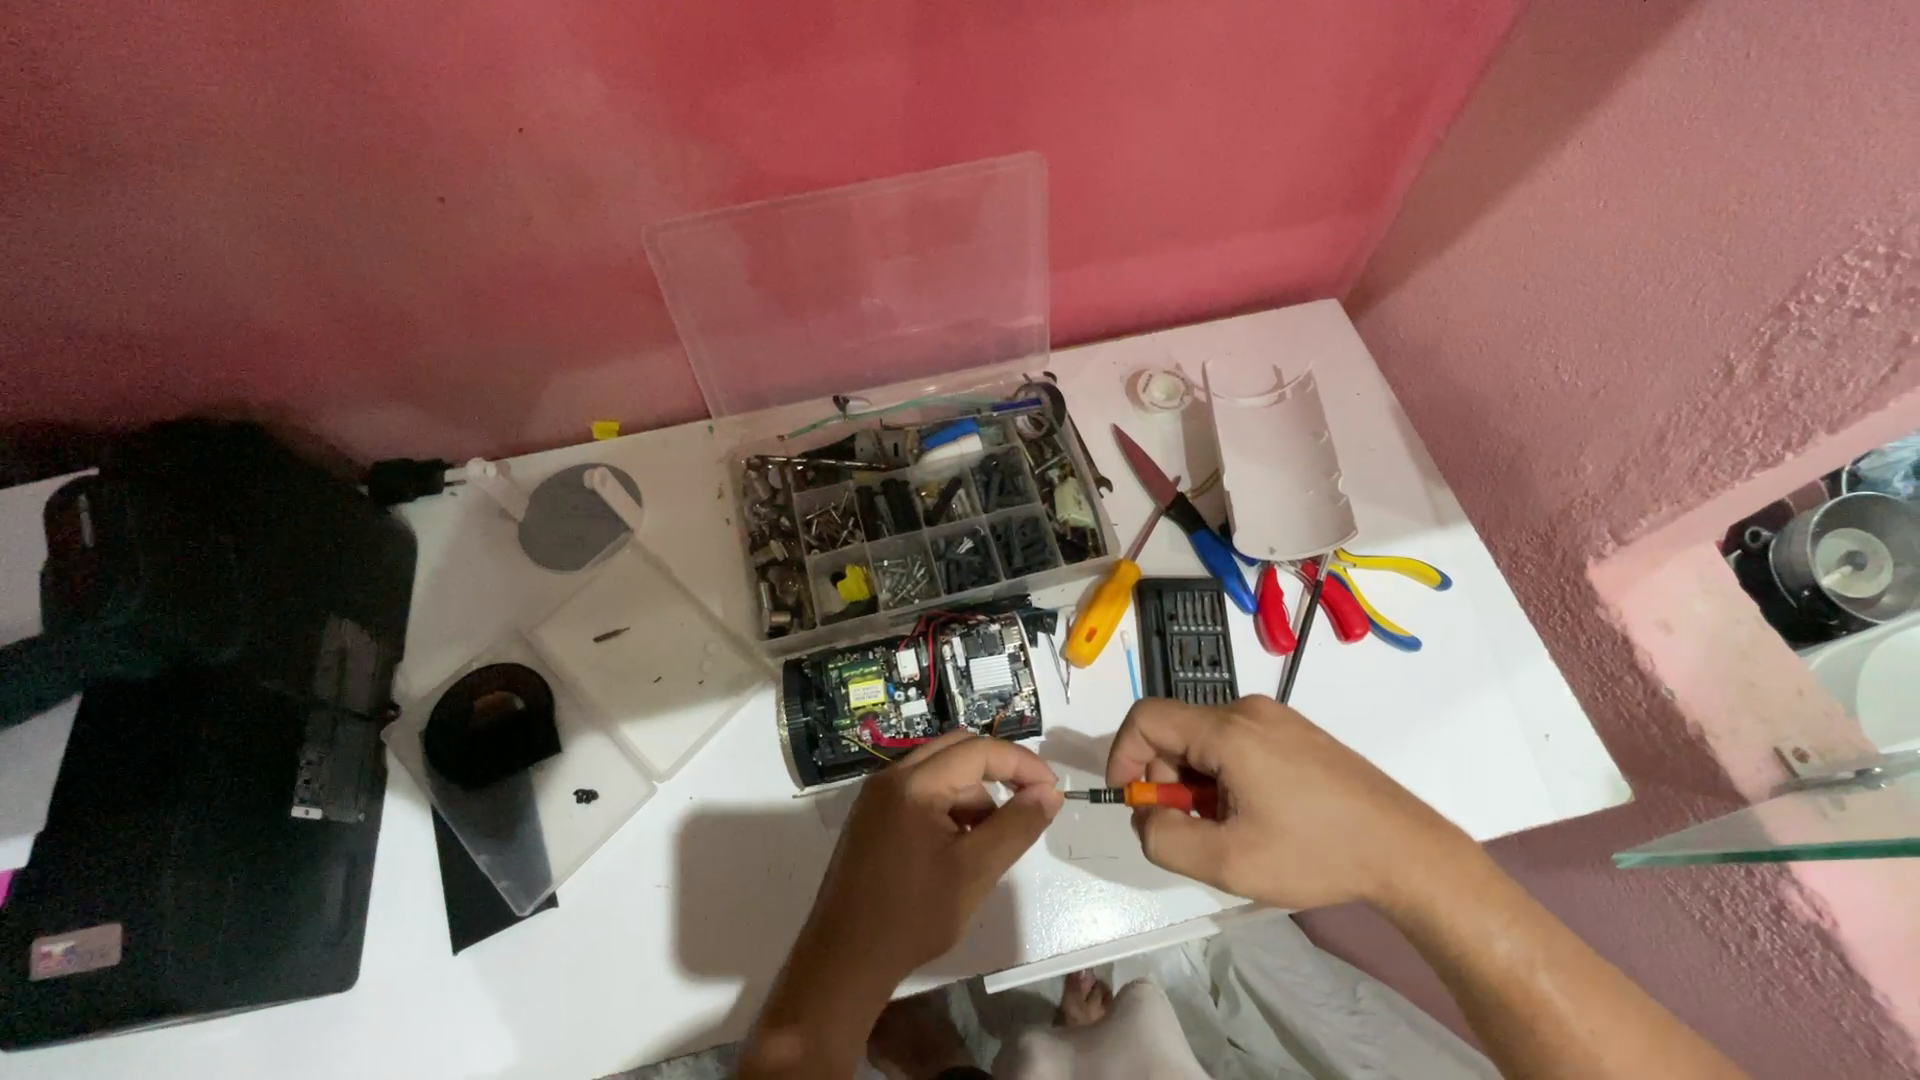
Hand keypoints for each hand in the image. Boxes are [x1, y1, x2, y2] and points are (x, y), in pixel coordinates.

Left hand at [795, 731, 1064, 986]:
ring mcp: (877, 796)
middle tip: (1028, 804)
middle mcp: (890, 777)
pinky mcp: (873, 817)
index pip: (978, 751)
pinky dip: (949, 807)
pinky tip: (959, 847)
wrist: (845, 960)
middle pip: (958, 750)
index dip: (1021, 764)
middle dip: (998, 773)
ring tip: (988, 842)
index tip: (1052, 792)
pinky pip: (921, 792)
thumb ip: (1017, 825)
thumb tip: (1050, 792)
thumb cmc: (913, 915)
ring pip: (940, 771)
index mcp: (913, 783)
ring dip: (973, 794)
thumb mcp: (976, 871)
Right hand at [1105, 695, 1474, 909]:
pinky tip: (1256, 814)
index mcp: (1229, 730)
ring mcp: (1277, 719)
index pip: (1146, 718)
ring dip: (1198, 782)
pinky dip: (1225, 776)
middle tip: (1190, 827)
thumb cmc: (1315, 854)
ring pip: (1207, 740)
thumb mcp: (1227, 862)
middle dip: (1167, 779)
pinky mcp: (1297, 733)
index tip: (1132, 799)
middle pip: (1177, 730)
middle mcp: (1249, 710)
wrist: (1407, 852)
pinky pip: (1237, 744)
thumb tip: (1146, 814)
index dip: (1123, 755)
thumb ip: (1164, 839)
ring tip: (1230, 827)